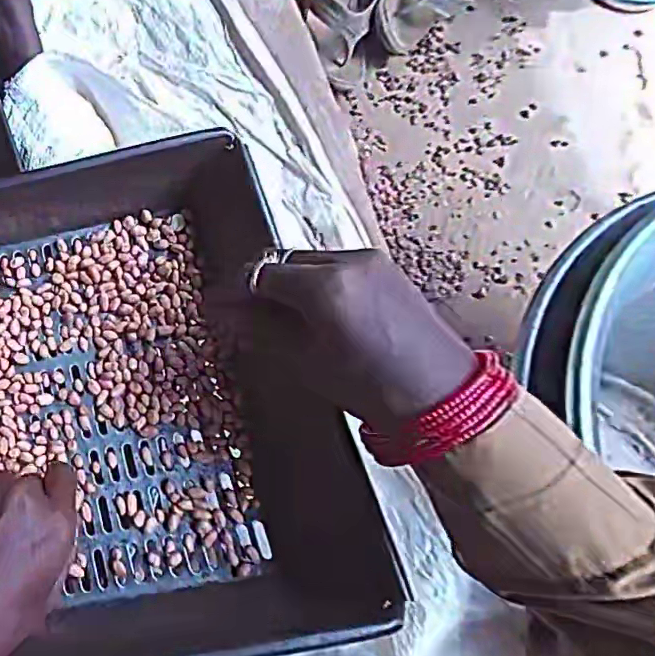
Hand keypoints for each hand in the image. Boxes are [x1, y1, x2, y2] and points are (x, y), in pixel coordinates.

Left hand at [0, 464, 76, 655]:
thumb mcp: (50, 589)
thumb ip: (55, 545)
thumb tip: (50, 530)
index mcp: (55, 523)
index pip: (63, 476)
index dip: (53, 488)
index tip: (45, 497)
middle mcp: (23, 498)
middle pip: (26, 483)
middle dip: (18, 504)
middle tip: (5, 535)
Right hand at [243, 249, 476, 426]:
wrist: (439, 394)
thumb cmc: (367, 385)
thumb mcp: (304, 360)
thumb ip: (260, 328)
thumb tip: (223, 313)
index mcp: (324, 285)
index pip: (262, 274)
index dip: (234, 291)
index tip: (215, 306)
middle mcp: (347, 261)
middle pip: (283, 261)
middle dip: (258, 284)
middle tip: (238, 311)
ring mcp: (370, 261)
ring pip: (309, 261)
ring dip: (285, 282)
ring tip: (271, 313)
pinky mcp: (386, 269)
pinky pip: (334, 266)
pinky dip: (312, 282)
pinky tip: (307, 309)